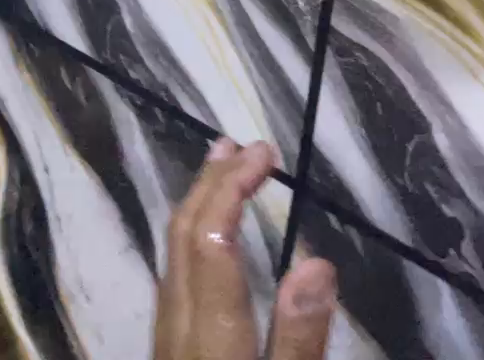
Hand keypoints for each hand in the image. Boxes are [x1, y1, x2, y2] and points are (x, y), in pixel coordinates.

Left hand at [153, 139, 336, 359]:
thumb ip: (299, 340)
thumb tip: (317, 264)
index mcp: (210, 335)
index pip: (211, 241)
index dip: (232, 187)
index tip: (264, 151)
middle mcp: (178, 326)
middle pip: (183, 238)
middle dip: (212, 183)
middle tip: (242, 144)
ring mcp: (166, 340)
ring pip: (171, 253)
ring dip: (199, 202)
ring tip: (223, 168)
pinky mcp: (168, 351)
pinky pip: (174, 270)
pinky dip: (194, 231)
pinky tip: (211, 233)